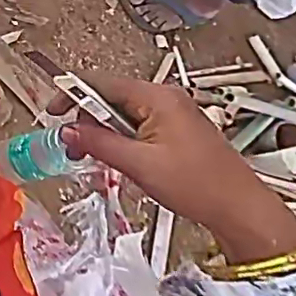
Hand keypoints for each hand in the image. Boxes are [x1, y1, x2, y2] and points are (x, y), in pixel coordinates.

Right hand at [55, 75, 295, 264]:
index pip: (100, 84)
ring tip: (96, 160)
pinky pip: (138, 126)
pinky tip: (119, 161)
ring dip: (104, 135)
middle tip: (75, 148)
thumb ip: (98, 143)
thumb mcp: (138, 165)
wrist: (243, 212)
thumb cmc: (198, 185)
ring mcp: (173, 112)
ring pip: (122, 114)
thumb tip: (67, 131)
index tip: (53, 113)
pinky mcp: (177, 129)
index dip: (71, 96)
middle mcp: (165, 97)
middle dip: (87, 121)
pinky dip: (122, 141)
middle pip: (110, 98)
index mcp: (156, 97)